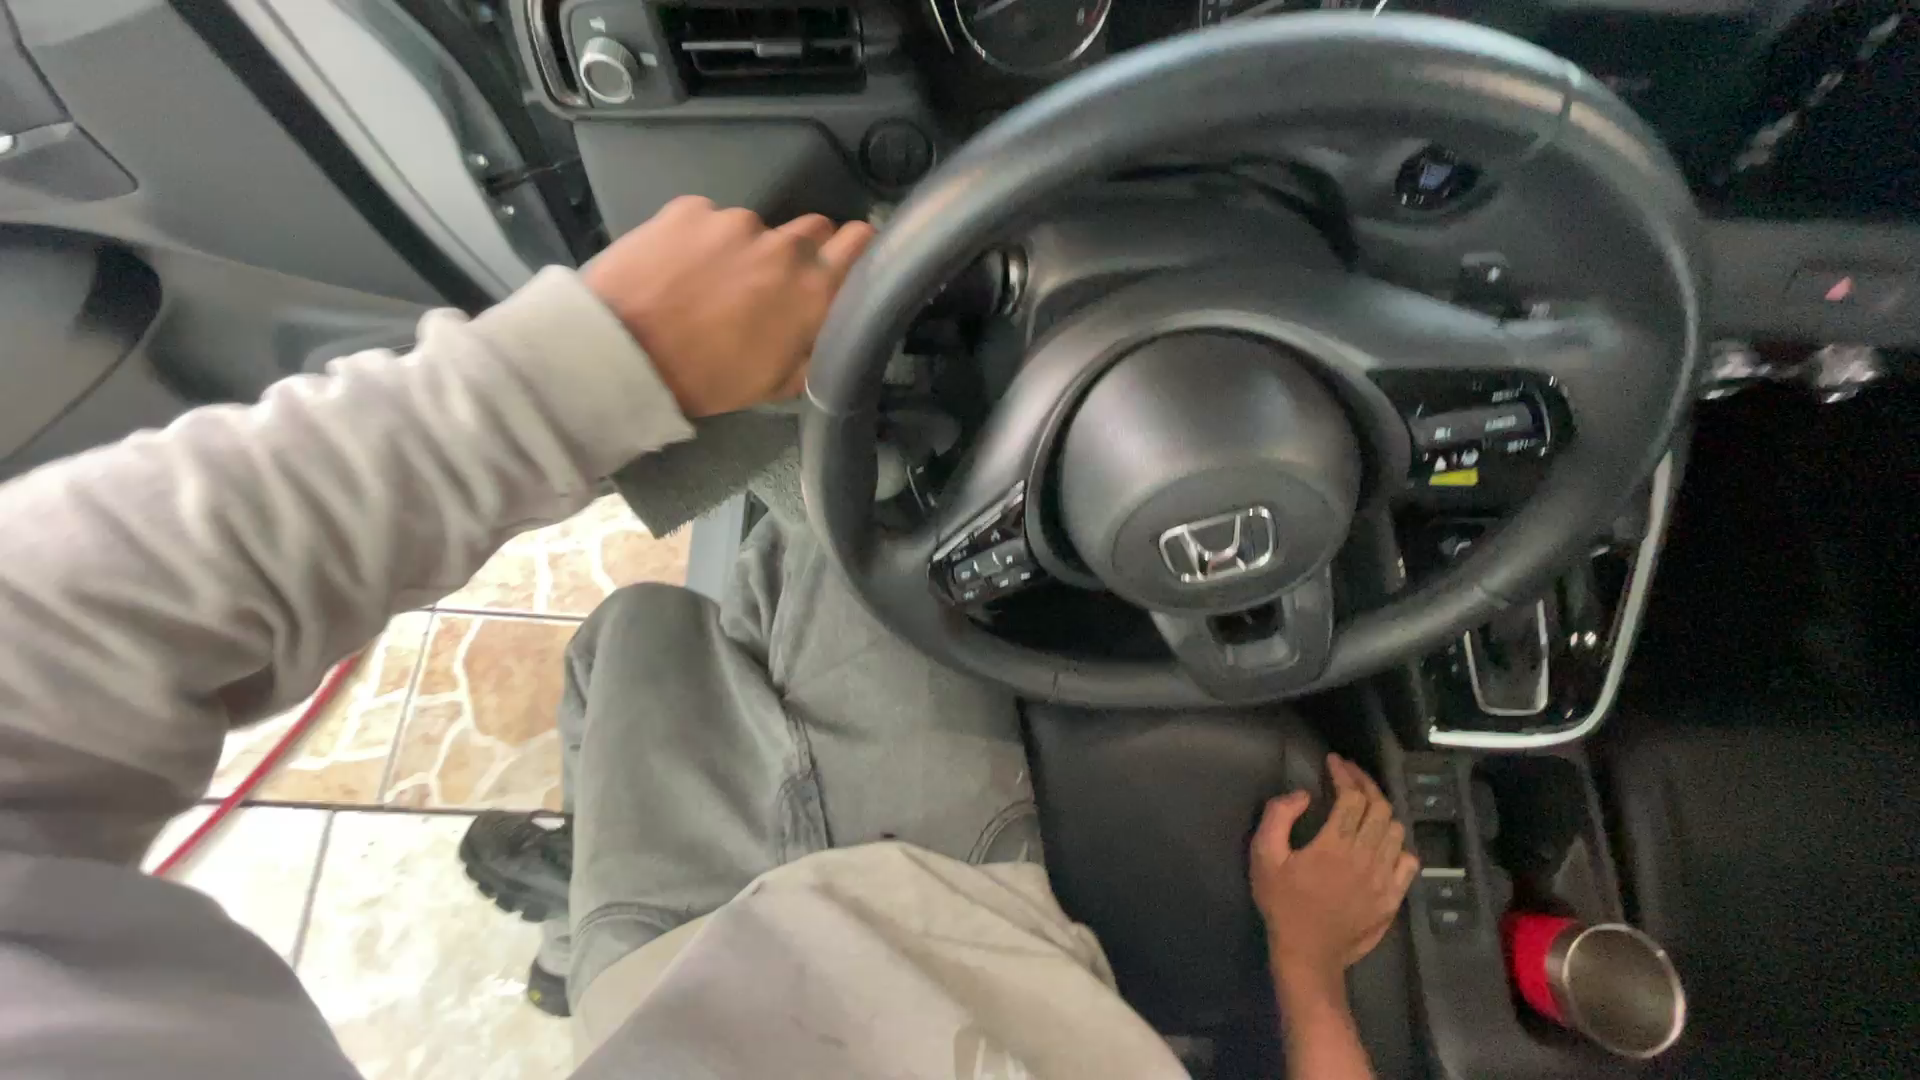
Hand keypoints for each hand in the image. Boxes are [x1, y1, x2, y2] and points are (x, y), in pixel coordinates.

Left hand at [582, 197, 875, 417]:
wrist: (622, 351)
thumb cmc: (706, 379)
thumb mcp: (777, 384)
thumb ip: (817, 350)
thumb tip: (833, 331)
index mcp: (812, 292)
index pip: (862, 241)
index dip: (859, 250)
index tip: (846, 264)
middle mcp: (783, 246)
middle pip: (816, 228)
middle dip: (806, 251)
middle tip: (778, 283)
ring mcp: (734, 222)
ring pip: (759, 228)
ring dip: (750, 249)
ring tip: (716, 282)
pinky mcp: (690, 208)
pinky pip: (712, 220)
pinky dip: (706, 239)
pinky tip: (684, 268)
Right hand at [1251, 754, 1418, 985]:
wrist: (1308, 953)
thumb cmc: (1282, 902)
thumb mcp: (1263, 855)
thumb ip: (1278, 817)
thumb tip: (1303, 795)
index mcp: (1335, 845)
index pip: (1352, 797)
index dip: (1345, 774)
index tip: (1333, 761)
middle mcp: (1366, 857)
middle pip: (1380, 808)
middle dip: (1366, 784)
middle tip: (1349, 774)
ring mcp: (1385, 879)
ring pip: (1397, 831)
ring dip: (1381, 809)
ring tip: (1364, 801)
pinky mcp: (1394, 897)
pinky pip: (1409, 861)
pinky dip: (1398, 843)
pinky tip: (1381, 840)